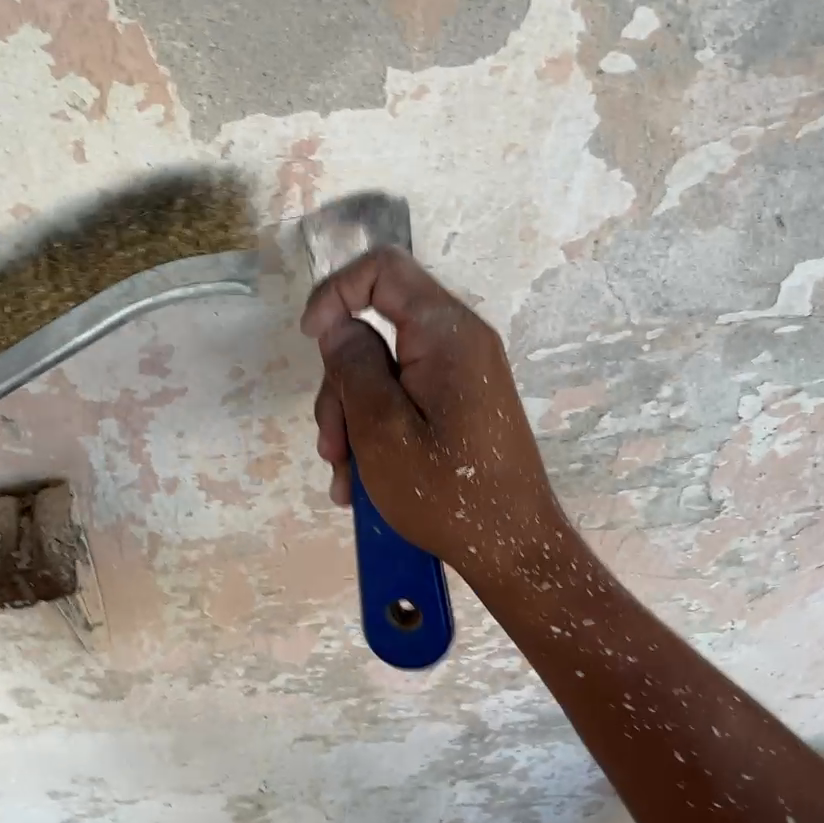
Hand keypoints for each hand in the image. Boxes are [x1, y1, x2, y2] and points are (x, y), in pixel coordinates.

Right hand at [301, 247, 562, 573]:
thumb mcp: (381, 430)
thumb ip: (353, 366)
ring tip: (345, 478)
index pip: (383, 269)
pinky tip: (361, 481)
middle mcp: (455, 343)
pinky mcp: (453, 403)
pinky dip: (372, 432)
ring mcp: (455, 375)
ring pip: (376, 372)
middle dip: (338, 388)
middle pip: (372, 331)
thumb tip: (337, 328)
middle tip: (331, 445)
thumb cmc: (447, 493)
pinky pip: (397, 398)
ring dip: (349, 421)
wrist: (513, 553)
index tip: (310, 337)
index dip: (336, 292)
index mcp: (446, 335)